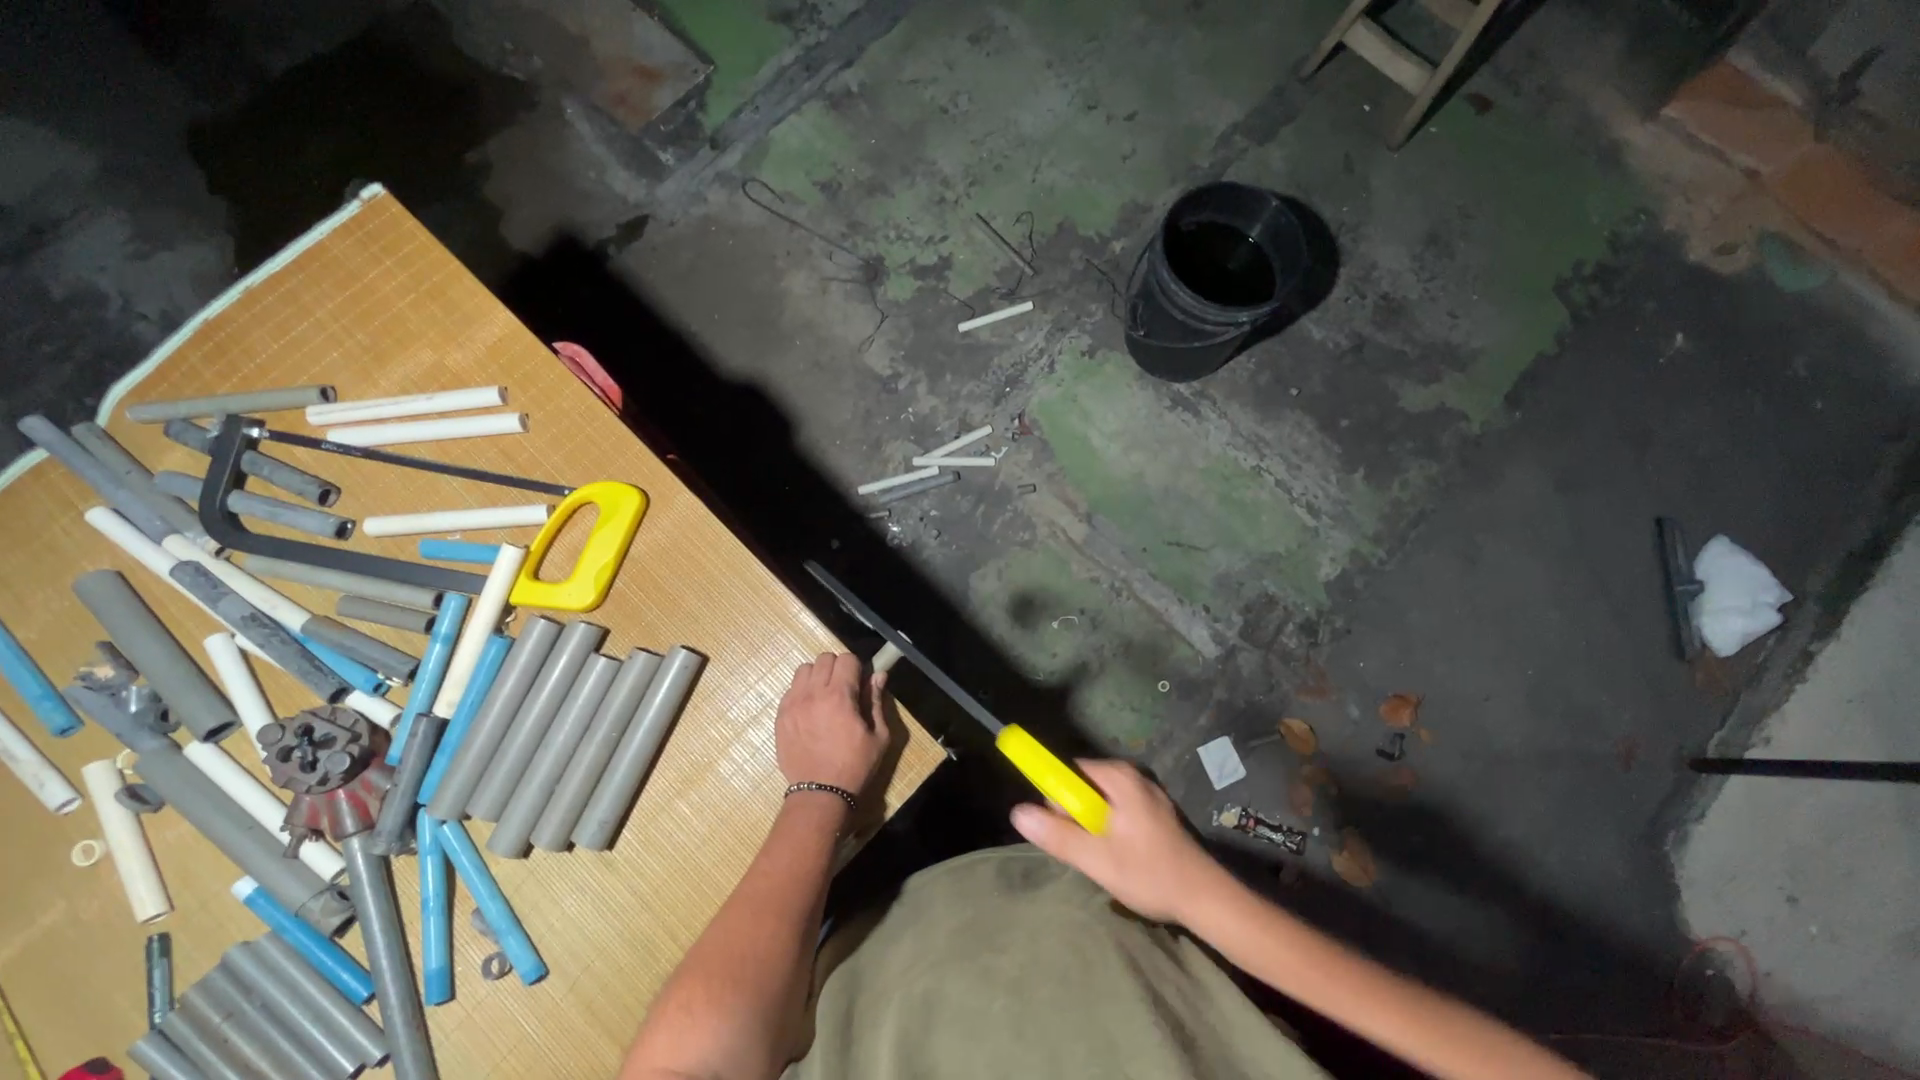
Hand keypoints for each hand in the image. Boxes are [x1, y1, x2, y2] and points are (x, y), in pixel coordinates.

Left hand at [775, 652, 890, 794]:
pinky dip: (802, 692)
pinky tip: (810, 711)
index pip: (847, 659)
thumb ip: (876, 701)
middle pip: (824, 659)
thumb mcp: (878, 736)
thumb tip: (879, 675)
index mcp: (840, 696)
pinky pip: (790, 689)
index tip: (860, 684)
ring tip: (824, 697)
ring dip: (817, 676)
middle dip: (838, 668)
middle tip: (844, 689)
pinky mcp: (780, 716)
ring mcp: (793, 704)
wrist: (820, 793)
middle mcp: (813, 693)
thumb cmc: (855, 766)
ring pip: (803, 670)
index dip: (857, 668)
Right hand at [1011, 760, 1222, 923]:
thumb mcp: (1096, 858)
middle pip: (1084, 787)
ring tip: (1102, 858)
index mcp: (1120, 778)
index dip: (1056, 797)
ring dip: (1092, 829)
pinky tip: (1119, 860)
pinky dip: (1109, 832)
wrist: (1206, 898)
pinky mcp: (1155, 815)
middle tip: (1083, 849)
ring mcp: (1147, 796)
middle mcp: (1134, 778)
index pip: (1069, 771)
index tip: (1058, 827)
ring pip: (1100, 804)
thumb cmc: (1150, 873)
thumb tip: (1018, 812)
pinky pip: (1117, 813)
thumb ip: (1057, 835)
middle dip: (1075, 817)